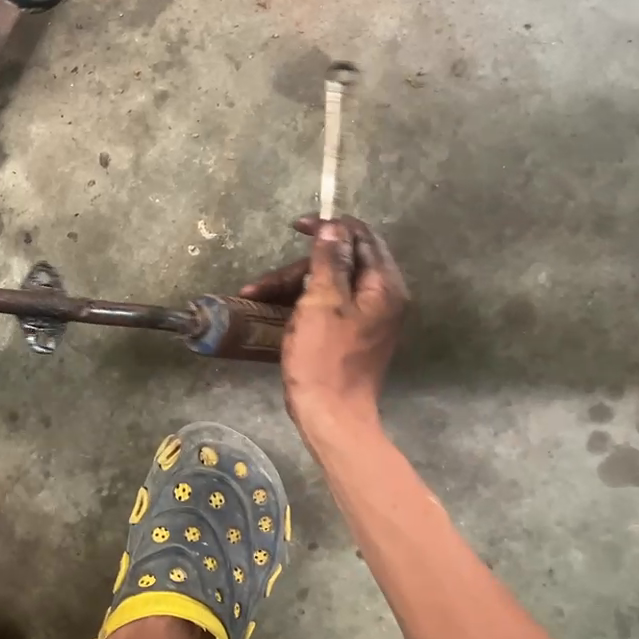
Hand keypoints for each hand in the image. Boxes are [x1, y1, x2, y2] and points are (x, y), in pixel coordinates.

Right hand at [239, 216, 407, 432]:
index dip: (329, 227)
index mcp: (384, 286)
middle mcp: (383, 297)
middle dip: (298, 266)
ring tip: (255, 297)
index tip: (296, 227)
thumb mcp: (322, 302)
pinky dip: (299, 301)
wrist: (330, 411)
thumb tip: (333, 228)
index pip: (361, 238)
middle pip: (341, 262)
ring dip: (291, 284)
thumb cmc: (324, 355)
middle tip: (262, 283)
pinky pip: (326, 303)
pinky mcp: (352, 332)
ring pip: (329, 283)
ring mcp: (368, 317)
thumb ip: (329, 261)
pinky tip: (272, 308)